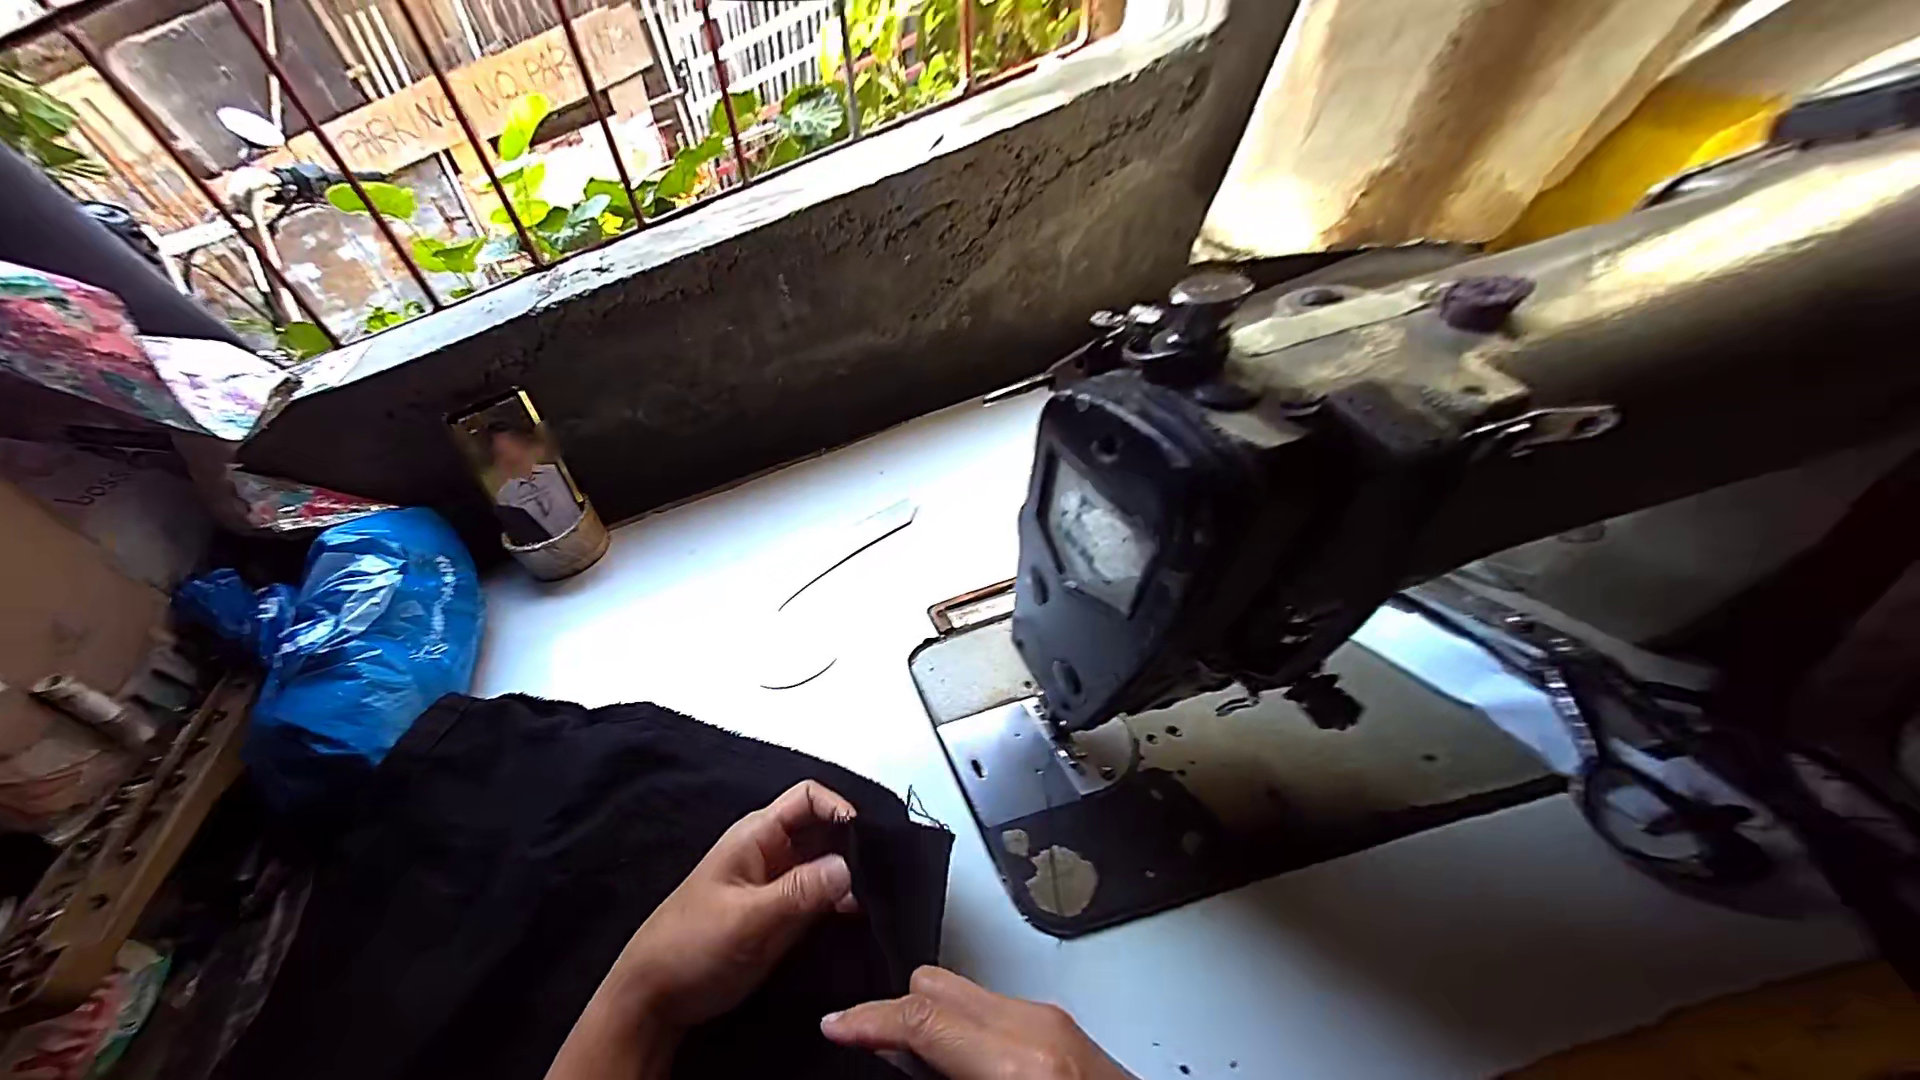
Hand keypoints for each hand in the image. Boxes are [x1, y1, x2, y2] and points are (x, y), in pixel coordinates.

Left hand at [545, 781, 858, 1079]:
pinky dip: (843, 898)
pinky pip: (823, 893)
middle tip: (876, 866)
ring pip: (828, 861)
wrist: (655, 1001)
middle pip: (824, 828)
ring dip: (850, 873)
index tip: (863, 831)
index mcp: (758, 834)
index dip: (837, 806)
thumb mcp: (746, 918)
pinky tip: (857, 913)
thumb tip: (847, 866)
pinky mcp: (787, 911)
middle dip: (851, 842)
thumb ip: (798, 891)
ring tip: (873, 892)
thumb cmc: (689, 945)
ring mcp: (782, 881)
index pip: (807, 798)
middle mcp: (775, 850)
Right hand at [821, 966, 1136, 1079]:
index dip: (869, 1016)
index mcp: (1020, 1065)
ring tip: (914, 1065)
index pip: (926, 1014)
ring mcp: (1052, 1019)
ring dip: (931, 1020)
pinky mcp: (1061, 1024)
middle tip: (871, 1046)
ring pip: (963, 990)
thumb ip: (944, 1077)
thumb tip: (901, 1059)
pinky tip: (958, 1066)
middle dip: (899, 1010)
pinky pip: (991, 1008)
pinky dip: (962, 1029)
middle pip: (938, 981)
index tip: (836, 1022)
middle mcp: (1036, 1026)